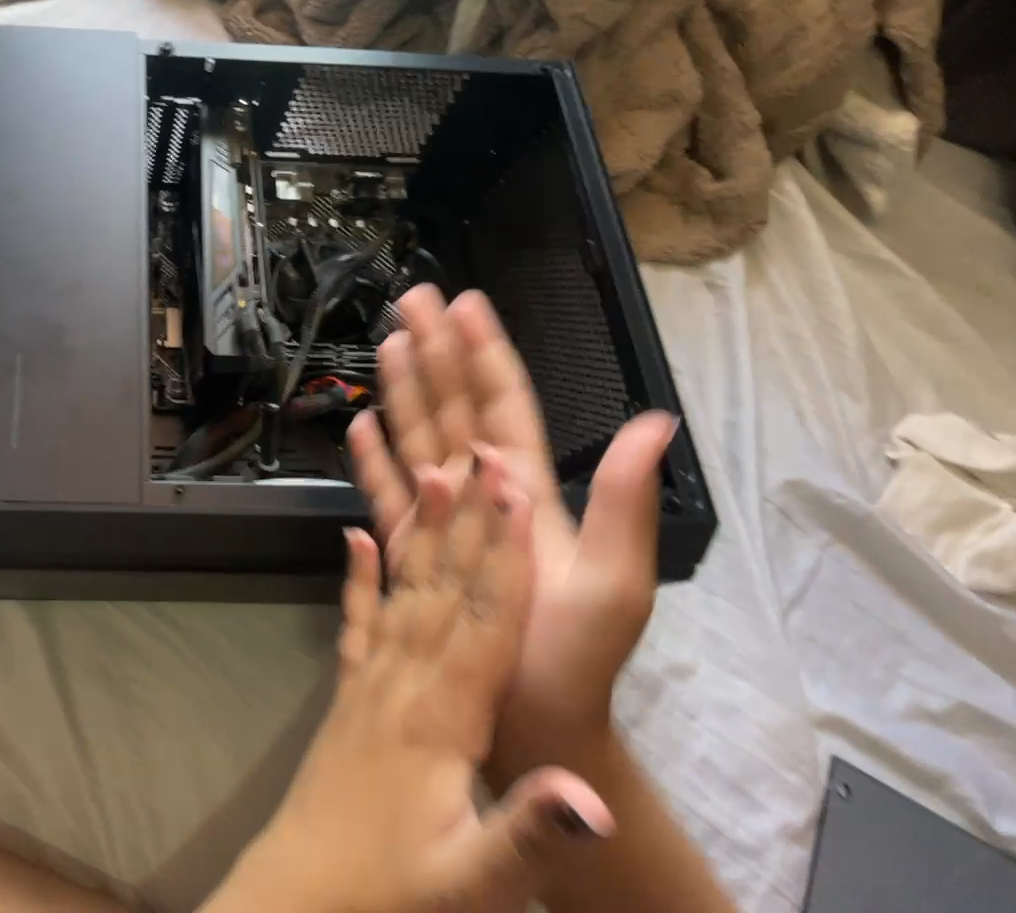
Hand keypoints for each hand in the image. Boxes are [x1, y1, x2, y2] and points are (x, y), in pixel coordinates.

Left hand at [205, 452, 611, 912]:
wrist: (295, 898)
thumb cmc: (386, 895)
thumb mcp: (470, 885)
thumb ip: (527, 838)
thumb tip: (595, 802)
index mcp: (441, 721)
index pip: (481, 623)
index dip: (503, 558)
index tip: (516, 496)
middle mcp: (401, 684)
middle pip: (440, 589)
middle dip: (464, 521)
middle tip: (474, 454)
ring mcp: (368, 684)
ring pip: (400, 593)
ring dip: (417, 532)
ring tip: (427, 473)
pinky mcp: (347, 695)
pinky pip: (355, 622)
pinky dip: (359, 577)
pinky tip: (357, 535)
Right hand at [347, 286, 681, 760]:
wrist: (531, 715)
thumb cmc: (575, 652)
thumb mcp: (614, 578)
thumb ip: (621, 499)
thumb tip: (654, 421)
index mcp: (527, 488)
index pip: (503, 405)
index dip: (483, 354)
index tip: (466, 305)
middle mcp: (481, 491)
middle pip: (451, 408)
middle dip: (433, 352)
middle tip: (412, 300)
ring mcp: (442, 518)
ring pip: (417, 439)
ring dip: (402, 392)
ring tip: (388, 345)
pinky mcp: (411, 549)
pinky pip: (386, 494)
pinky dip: (372, 460)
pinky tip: (362, 426)